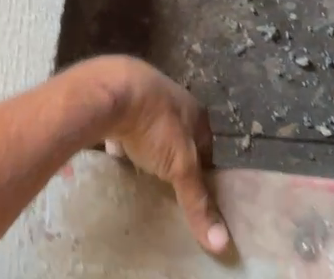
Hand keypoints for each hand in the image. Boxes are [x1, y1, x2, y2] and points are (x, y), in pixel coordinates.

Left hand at [85, 56, 229, 255]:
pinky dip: (121, 141)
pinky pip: (123, 125)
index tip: (194, 197)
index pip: (206, 147)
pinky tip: (114, 158)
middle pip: (178, 137)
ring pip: (150, 130)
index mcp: (194, 112)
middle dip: (172, 160)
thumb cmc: (154, 124)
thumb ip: (198, 201)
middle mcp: (172, 99)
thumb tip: (223, 244)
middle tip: (165, 188)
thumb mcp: (181, 166)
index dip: (202, 173)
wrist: (110, 89)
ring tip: (141, 176)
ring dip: (147, 149)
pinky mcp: (116, 99)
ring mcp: (142, 96)